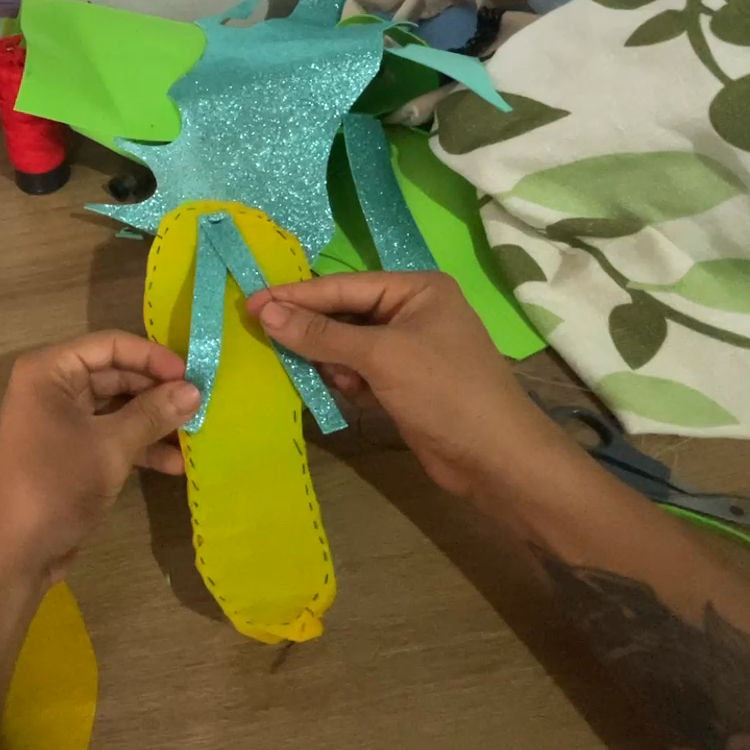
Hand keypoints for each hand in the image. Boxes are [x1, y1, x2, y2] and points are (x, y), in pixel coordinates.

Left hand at [0, 330, 199, 583]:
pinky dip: (140, 445)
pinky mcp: (71, 450)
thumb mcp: (110, 446)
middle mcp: (53, 387)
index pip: (109, 345)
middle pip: (115, 374)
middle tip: (201, 405)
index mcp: (50, 371)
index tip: (191, 374)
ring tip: (196, 435)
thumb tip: (194, 390)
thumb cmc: (56, 485)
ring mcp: (61, 419)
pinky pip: (111, 434)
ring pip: (117, 407)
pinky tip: (176, 464)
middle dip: (157, 391)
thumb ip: (152, 414)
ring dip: (154, 421)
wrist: (15, 553)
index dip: (152, 356)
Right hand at [245, 272, 579, 503]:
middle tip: (262, 334)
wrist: (498, 463)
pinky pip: (354, 368)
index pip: (342, 286)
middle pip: (341, 312)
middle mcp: (410, 311)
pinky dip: (342, 378)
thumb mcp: (380, 356)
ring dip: (326, 358)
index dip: (295, 296)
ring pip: (343, 343)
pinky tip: (340, 390)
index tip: (251, 303)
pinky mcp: (400, 381)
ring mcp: (406, 347)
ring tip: (312, 371)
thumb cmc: (445, 393)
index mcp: (416, 289)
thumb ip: (321, 333)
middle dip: (310, 329)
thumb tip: (265, 312)